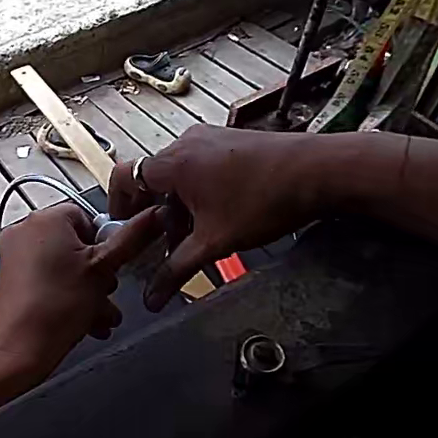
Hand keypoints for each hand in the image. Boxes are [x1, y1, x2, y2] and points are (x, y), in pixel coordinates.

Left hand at [0, 202, 165, 386]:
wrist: (22, 347)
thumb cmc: (56, 307)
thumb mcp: (105, 268)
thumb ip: (133, 237)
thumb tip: (154, 215)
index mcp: (46, 219)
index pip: (88, 217)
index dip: (105, 243)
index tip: (113, 263)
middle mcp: (25, 232)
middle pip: (76, 245)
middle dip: (98, 273)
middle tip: (105, 291)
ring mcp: (15, 256)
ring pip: (65, 266)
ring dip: (87, 289)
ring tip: (98, 313)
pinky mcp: (13, 279)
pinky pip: (48, 279)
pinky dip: (66, 295)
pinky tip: (83, 319)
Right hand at [108, 125, 336, 309]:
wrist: (321, 171)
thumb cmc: (264, 200)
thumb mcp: (214, 243)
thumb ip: (176, 271)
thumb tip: (152, 299)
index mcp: (174, 162)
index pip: (125, 178)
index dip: (117, 206)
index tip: (121, 230)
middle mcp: (186, 143)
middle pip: (152, 180)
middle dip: (152, 214)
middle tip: (159, 244)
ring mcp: (210, 138)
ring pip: (177, 175)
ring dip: (176, 206)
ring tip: (192, 237)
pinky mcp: (230, 141)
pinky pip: (198, 167)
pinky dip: (196, 193)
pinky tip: (215, 218)